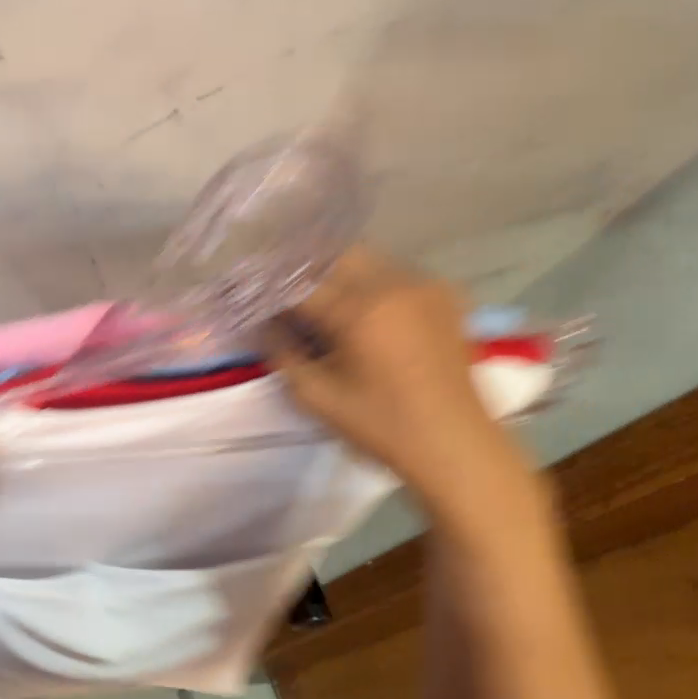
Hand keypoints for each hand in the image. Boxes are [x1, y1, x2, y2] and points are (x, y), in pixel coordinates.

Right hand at [262, 247, 531, 506]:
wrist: (454, 442)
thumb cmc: (379, 425)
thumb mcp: (314, 394)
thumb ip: (282, 351)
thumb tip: (265, 324)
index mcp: (360, 311)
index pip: (297, 284)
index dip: (266, 289)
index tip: (243, 293)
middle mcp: (394, 286)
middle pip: (333, 256)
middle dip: (300, 271)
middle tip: (279, 293)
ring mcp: (424, 286)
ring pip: (365, 259)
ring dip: (334, 274)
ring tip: (315, 301)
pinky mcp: (444, 296)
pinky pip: (393, 273)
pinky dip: (366, 283)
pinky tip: (356, 310)